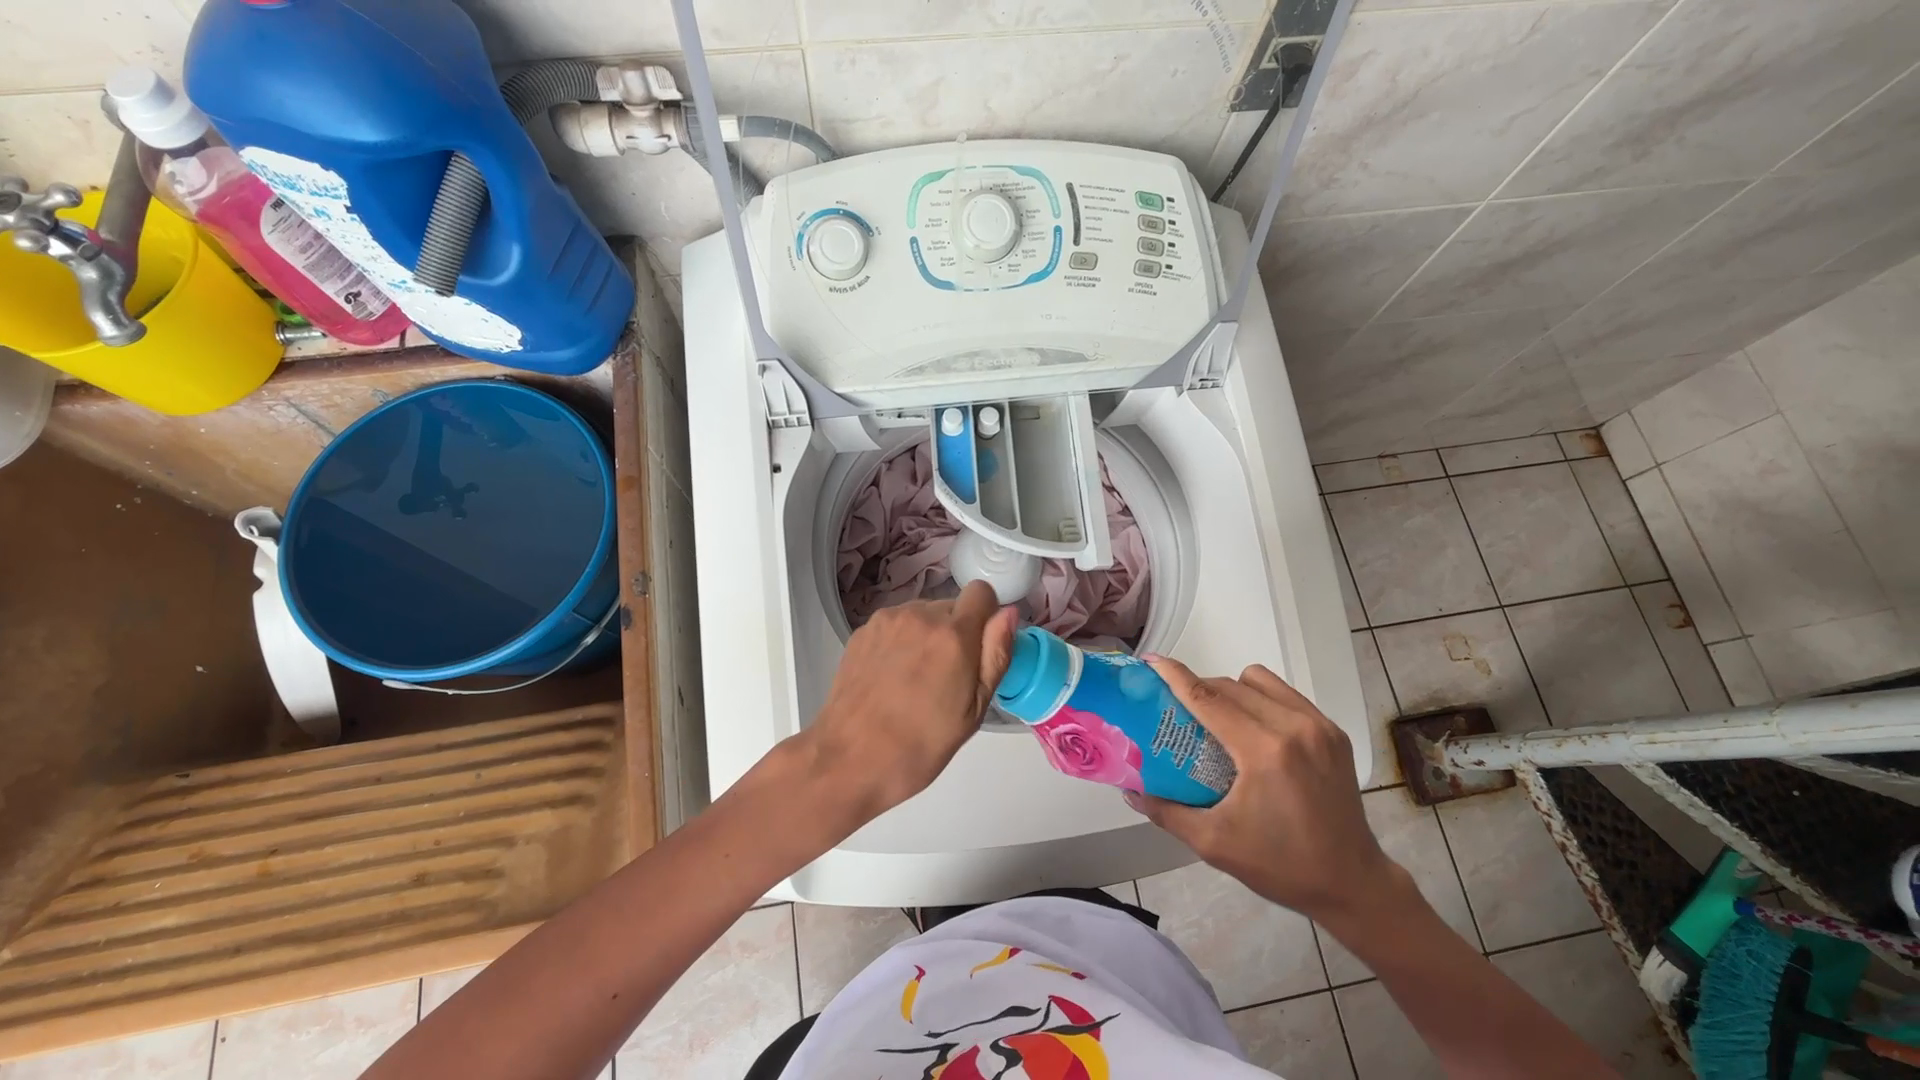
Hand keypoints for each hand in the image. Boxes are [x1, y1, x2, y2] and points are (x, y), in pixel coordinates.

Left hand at [804, 581, 1017, 822]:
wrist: (849, 760)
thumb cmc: (919, 746)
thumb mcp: (973, 711)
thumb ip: (995, 655)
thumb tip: (1008, 614)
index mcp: (953, 635)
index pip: (982, 592)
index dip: (987, 617)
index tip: (980, 649)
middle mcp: (919, 616)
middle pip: (951, 606)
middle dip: (957, 633)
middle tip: (948, 679)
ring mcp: (886, 621)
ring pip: (922, 615)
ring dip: (928, 637)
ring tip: (916, 682)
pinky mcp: (863, 632)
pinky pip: (896, 626)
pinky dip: (901, 643)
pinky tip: (893, 679)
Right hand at [1128, 657, 1401, 922]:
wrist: (1352, 883)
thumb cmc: (1281, 866)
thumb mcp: (1214, 843)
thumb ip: (1167, 811)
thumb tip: (1131, 792)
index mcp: (1264, 752)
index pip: (1208, 698)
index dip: (1175, 676)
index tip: (1150, 662)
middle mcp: (1294, 727)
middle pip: (1231, 685)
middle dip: (1198, 687)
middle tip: (1176, 708)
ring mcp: (1319, 727)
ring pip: (1261, 682)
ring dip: (1232, 690)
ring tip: (1217, 719)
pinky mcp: (1334, 733)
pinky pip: (1287, 697)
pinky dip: (1262, 701)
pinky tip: (1252, 730)